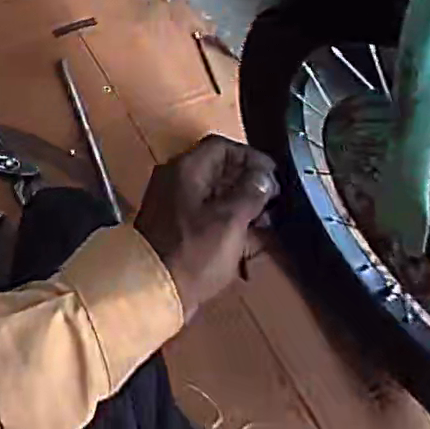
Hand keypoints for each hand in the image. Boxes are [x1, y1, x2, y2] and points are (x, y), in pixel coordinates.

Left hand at [134, 135, 277, 321]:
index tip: (274, 176)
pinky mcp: (174, 218)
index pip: (220, 146)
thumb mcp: (229, 221)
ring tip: (263, 222)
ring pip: (212, 187)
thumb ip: (248, 194)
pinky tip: (244, 236)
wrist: (155, 282)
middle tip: (272, 201)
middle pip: (216, 165)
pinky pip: (204, 206)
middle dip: (247, 180)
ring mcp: (172, 196)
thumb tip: (262, 176)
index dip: (250, 156)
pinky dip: (225, 215)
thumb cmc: (194, 251)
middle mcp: (175, 175)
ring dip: (239, 200)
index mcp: (185, 168)